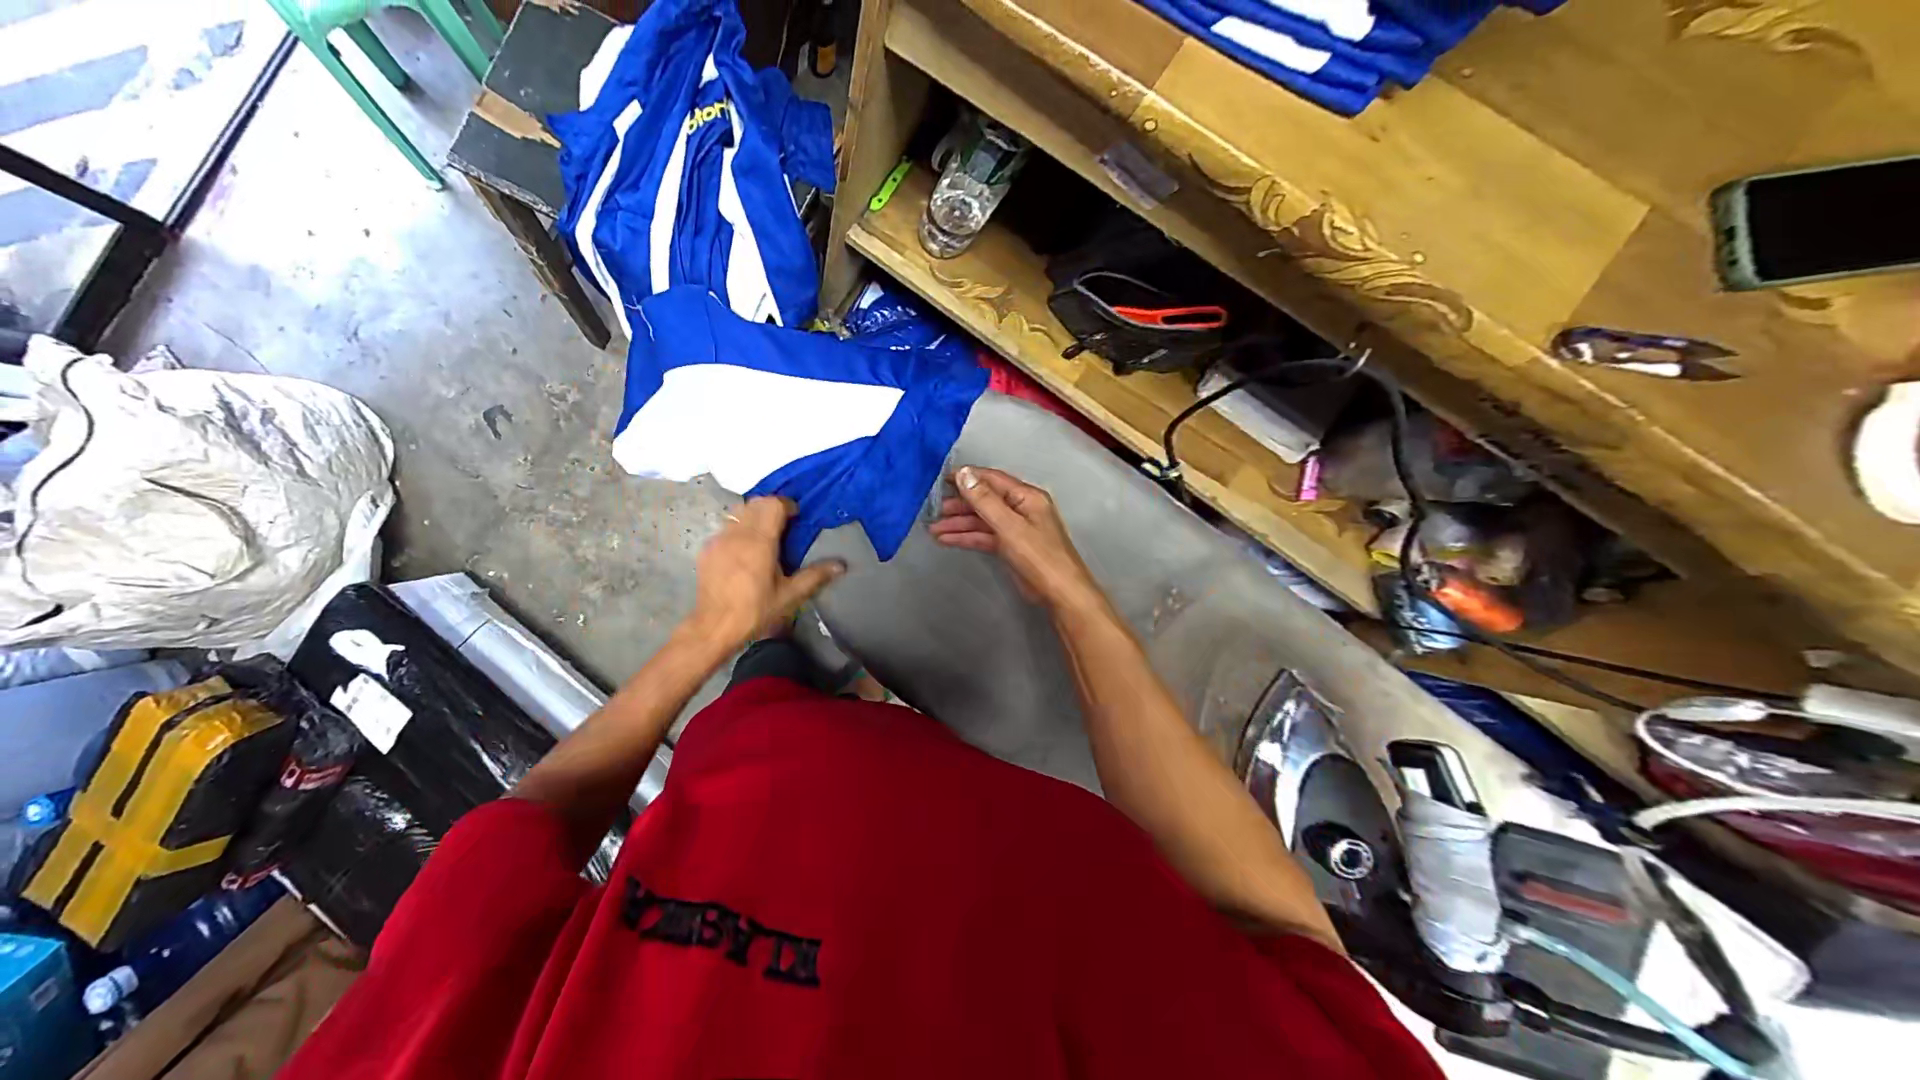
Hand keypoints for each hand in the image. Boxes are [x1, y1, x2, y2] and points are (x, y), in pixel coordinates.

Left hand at [686, 496, 844, 650]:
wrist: (714, 627)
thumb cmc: (755, 611)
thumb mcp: (790, 596)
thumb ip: (815, 576)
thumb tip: (841, 565)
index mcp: (760, 542)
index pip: (773, 504)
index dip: (787, 506)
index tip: (796, 518)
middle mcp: (738, 534)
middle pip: (755, 502)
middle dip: (771, 507)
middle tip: (783, 525)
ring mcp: (719, 539)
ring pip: (738, 511)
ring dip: (753, 515)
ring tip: (763, 535)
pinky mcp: (707, 548)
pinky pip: (725, 527)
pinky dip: (738, 529)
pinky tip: (743, 551)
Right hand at [928, 466, 1102, 612]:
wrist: (1060, 593)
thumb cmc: (1039, 556)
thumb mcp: (1009, 526)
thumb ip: (984, 500)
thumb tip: (964, 474)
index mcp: (1026, 497)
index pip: (992, 479)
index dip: (967, 477)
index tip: (941, 479)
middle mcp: (1021, 508)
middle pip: (985, 500)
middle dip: (959, 504)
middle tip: (934, 509)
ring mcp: (1016, 528)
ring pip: (982, 520)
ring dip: (959, 523)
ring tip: (934, 528)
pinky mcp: (1011, 547)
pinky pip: (985, 536)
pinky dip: (967, 537)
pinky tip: (947, 540)